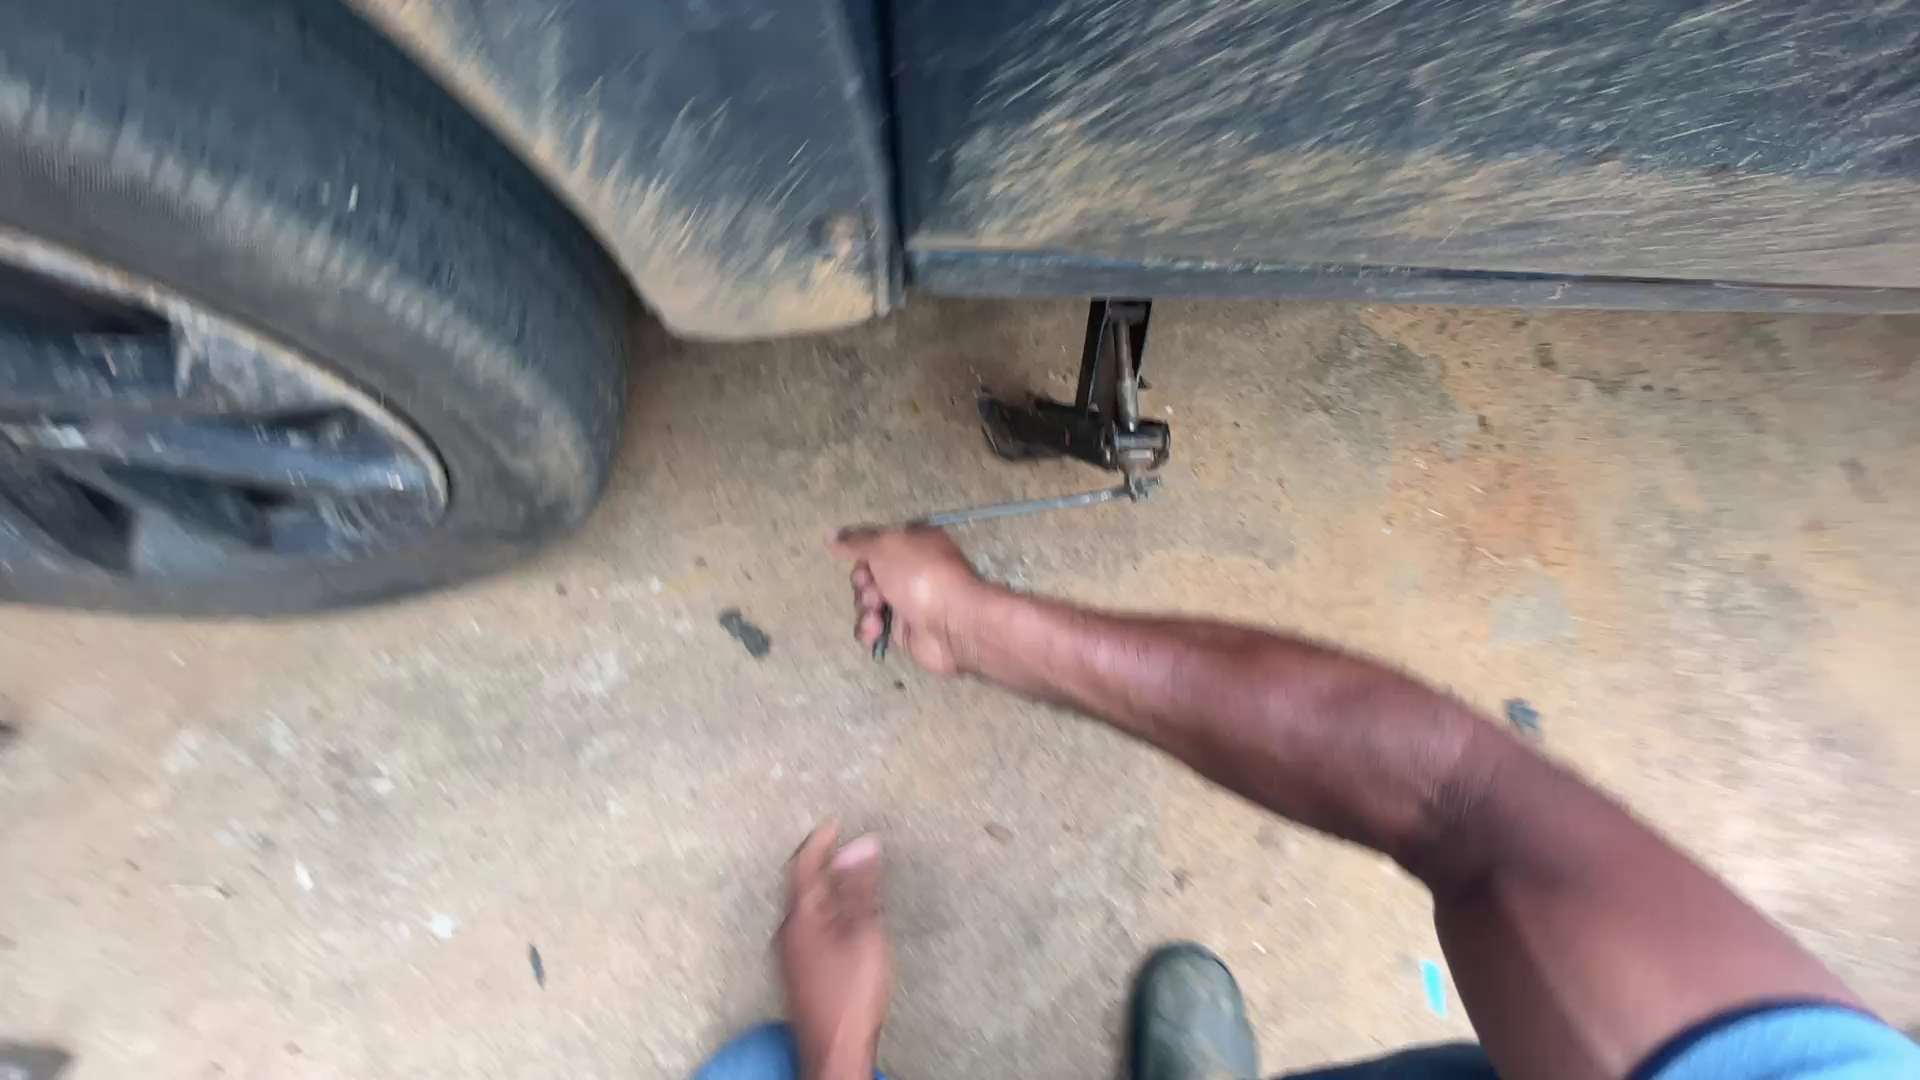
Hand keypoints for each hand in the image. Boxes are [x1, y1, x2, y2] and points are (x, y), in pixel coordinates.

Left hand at [779, 823, 890, 1079]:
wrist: (834, 1051)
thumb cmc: (851, 993)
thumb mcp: (864, 930)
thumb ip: (861, 886)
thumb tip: (862, 844)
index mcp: (802, 917)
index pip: (804, 865)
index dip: (820, 840)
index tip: (834, 824)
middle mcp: (789, 932)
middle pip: (802, 884)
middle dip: (822, 861)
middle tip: (841, 843)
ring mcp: (791, 954)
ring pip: (805, 904)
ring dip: (824, 885)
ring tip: (846, 874)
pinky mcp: (799, 970)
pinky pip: (808, 923)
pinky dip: (825, 907)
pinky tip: (842, 916)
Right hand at [828, 526, 987, 674]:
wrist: (952, 623)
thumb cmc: (920, 574)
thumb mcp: (885, 546)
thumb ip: (856, 541)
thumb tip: (830, 534)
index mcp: (914, 543)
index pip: (877, 544)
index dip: (863, 553)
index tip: (861, 560)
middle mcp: (911, 571)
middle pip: (868, 574)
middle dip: (863, 583)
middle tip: (872, 590)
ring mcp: (908, 602)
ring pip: (867, 602)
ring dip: (864, 607)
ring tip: (876, 613)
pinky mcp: (903, 631)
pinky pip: (873, 628)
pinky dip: (869, 629)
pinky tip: (875, 631)